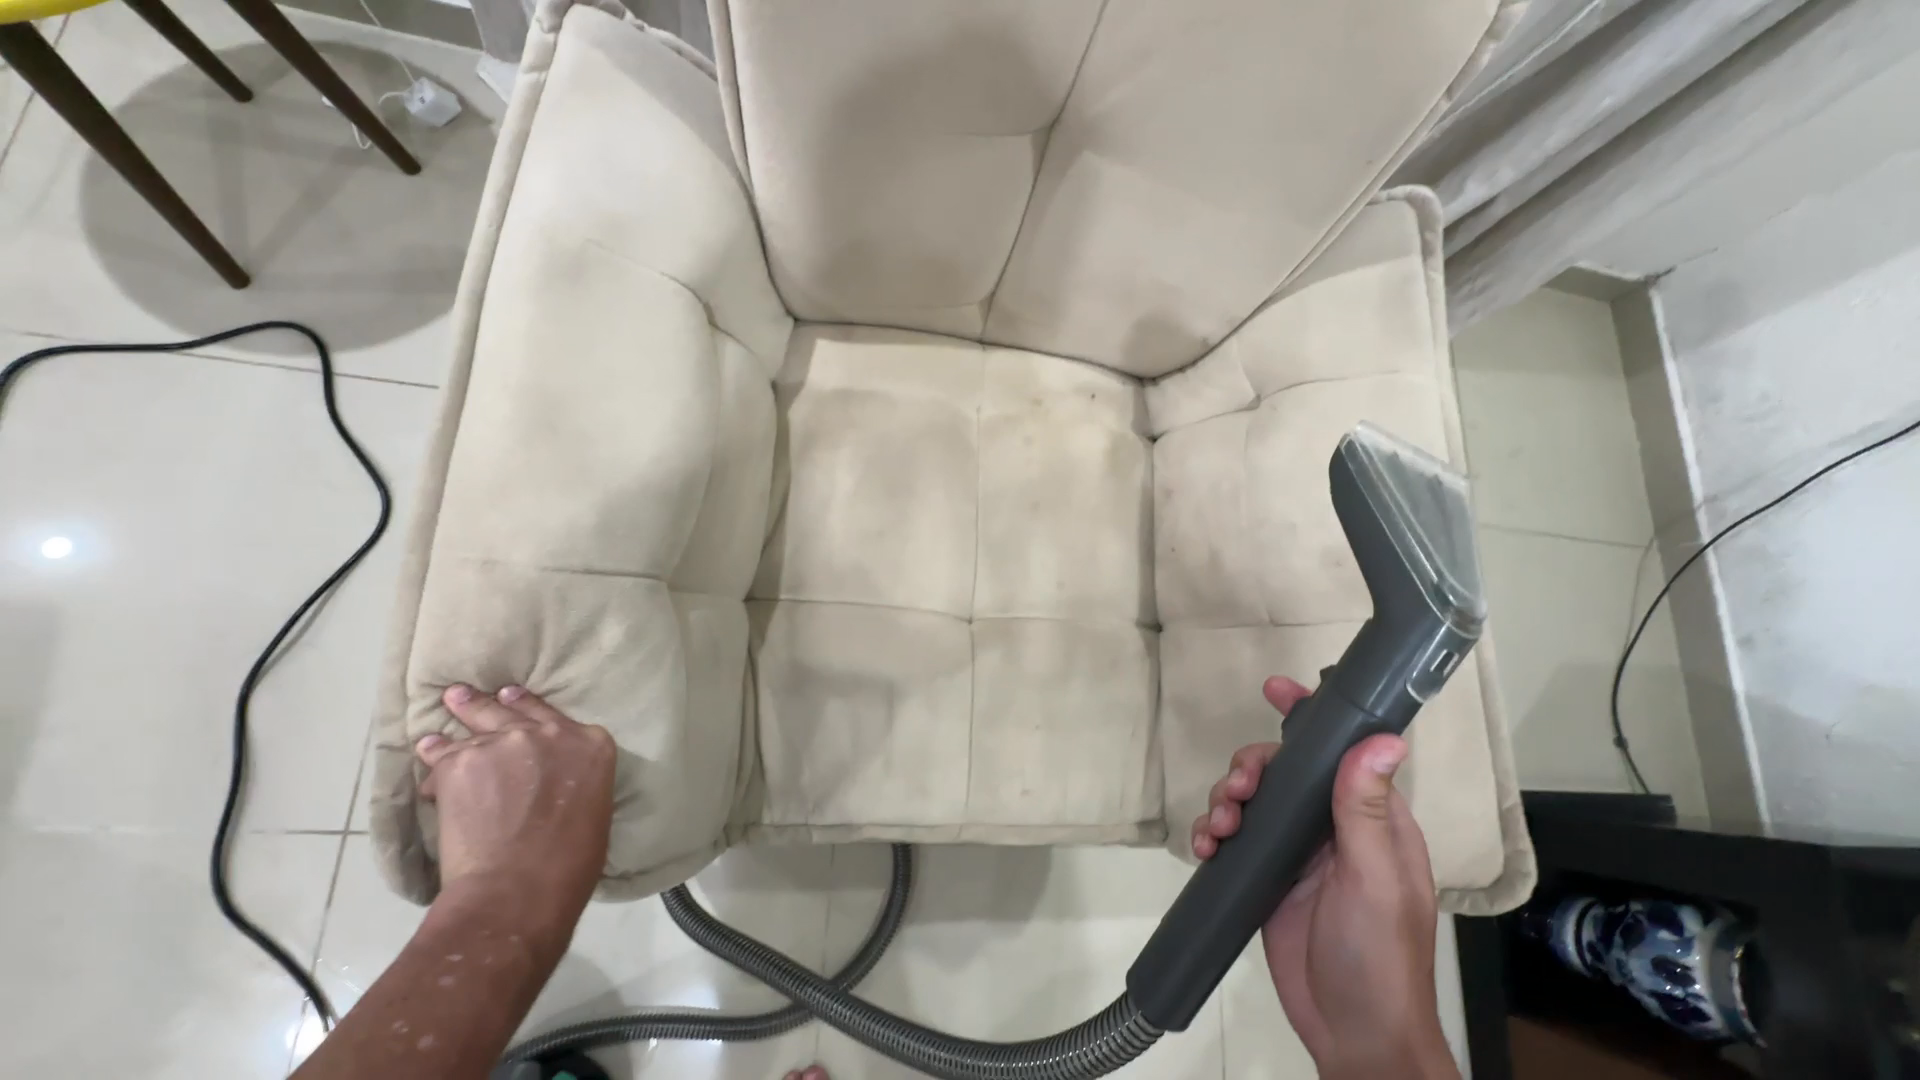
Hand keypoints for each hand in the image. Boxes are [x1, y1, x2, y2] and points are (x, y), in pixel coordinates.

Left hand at [416, 684, 615, 938]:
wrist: (519, 887)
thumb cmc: (571, 864)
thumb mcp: (593, 812)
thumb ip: (574, 785)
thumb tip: (554, 791)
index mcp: (593, 746)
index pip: (562, 721)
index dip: (536, 714)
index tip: (519, 707)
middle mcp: (550, 734)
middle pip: (517, 710)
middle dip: (495, 703)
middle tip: (471, 696)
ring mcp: (504, 743)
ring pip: (477, 723)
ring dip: (461, 718)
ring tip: (447, 711)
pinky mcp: (461, 762)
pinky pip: (443, 756)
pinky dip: (435, 762)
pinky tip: (427, 756)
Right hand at [1192, 676, 1455, 1079]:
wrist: (1351, 1033)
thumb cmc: (1376, 953)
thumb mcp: (1374, 877)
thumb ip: (1368, 809)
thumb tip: (1382, 738)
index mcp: (1370, 818)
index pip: (1341, 751)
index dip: (1310, 716)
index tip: (1274, 689)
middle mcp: (1331, 827)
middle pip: (1280, 771)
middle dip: (1250, 770)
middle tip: (1236, 791)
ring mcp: (1295, 853)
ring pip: (1250, 801)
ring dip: (1225, 801)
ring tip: (1217, 829)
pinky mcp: (1264, 878)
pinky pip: (1232, 839)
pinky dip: (1212, 835)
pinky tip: (1204, 849)